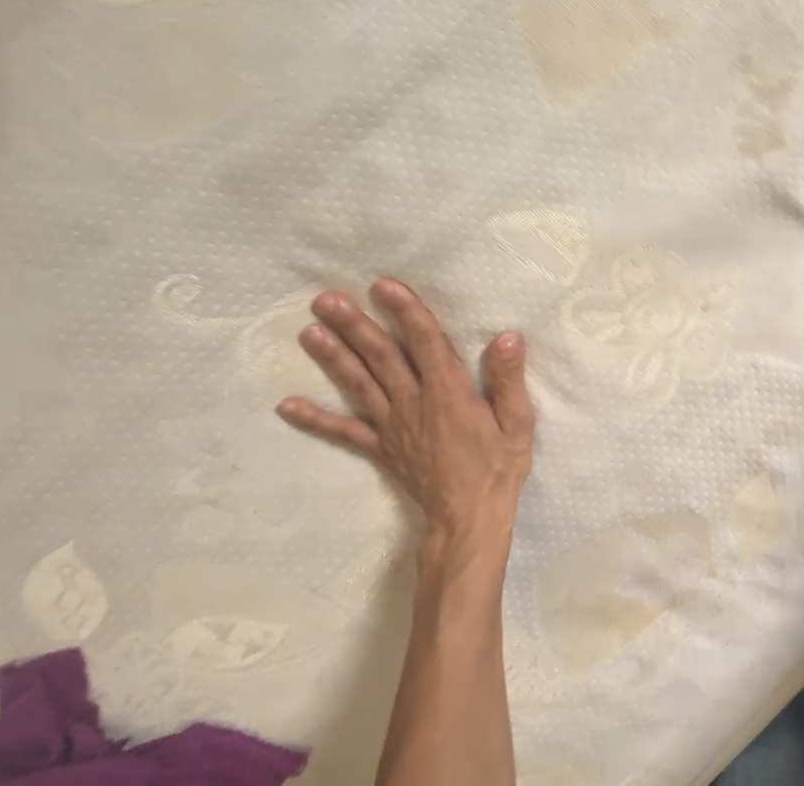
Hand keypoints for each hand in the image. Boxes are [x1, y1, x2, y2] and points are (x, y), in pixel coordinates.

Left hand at [276, 278, 534, 561]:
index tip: (385, 286)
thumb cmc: (499, 467)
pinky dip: (315, 419)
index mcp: (449, 393)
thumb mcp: (517, 422)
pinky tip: (286, 405)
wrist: (469, 518)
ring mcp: (392, 427)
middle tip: (327, 299)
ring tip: (308, 330)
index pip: (425, 343)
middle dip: (355, 326)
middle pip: (381, 358)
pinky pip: (344, 433)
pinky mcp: (381, 449)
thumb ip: (509, 379)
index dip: (406, 312)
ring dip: (333, 357)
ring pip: (359, 385)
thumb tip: (507, 336)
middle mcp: (414, 403)